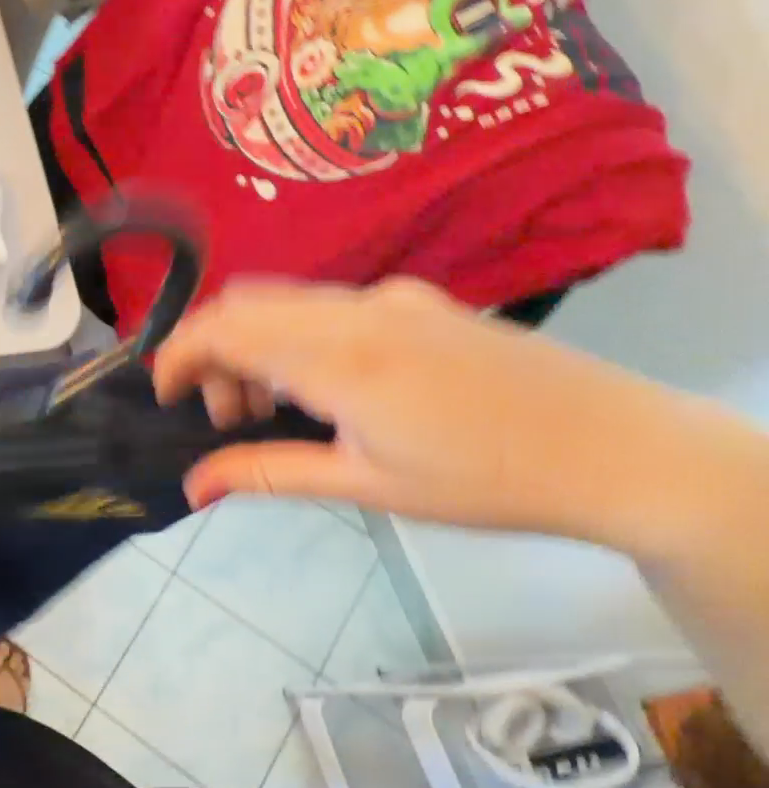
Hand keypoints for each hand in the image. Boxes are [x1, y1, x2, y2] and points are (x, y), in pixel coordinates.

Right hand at [151, 278, 717, 549]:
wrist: (624, 452)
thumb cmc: (487, 481)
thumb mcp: (366, 486)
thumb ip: (268, 474)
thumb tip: (192, 487)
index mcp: (342, 357)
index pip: (225, 329)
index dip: (177, 355)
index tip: (163, 397)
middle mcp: (361, 310)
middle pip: (246, 304)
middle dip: (212, 353)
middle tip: (225, 415)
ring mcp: (395, 300)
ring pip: (285, 302)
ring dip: (253, 345)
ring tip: (271, 409)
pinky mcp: (420, 303)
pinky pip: (327, 305)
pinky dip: (294, 337)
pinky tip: (321, 388)